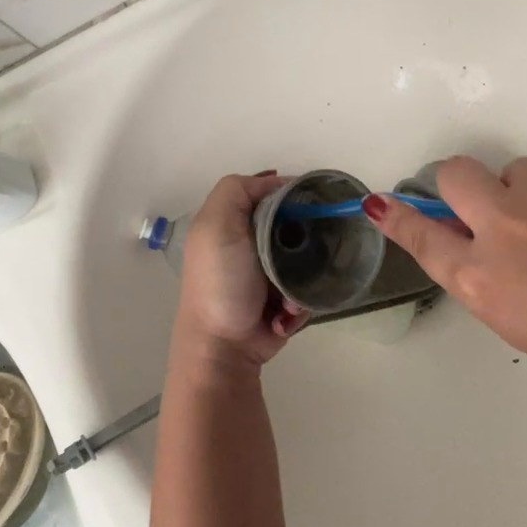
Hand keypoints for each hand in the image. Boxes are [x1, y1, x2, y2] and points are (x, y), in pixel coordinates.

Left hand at [172, 172, 309, 374]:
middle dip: (303, 243)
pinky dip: (299, 302)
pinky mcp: (282, 301)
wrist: (223, 346)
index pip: (269, 194)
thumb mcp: (216, 224)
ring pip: (306, 261)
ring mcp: (266, 275)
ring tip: (287, 297)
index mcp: (229, 222)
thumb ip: (238, 190)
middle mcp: (248, 244)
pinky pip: (306, 290)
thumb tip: (276, 181)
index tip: (311, 203)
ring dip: (300, 279)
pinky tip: (284, 315)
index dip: (290, 195)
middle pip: (294, 226)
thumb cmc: (220, 282)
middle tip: (304, 253)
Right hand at [363, 156, 526, 391]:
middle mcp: (507, 223)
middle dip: (464, 186)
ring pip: (522, 171)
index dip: (398, 216)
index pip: (421, 233)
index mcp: (483, 274)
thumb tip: (462, 236)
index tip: (380, 203)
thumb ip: (479, 270)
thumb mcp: (513, 315)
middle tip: (495, 211)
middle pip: (456, 172)